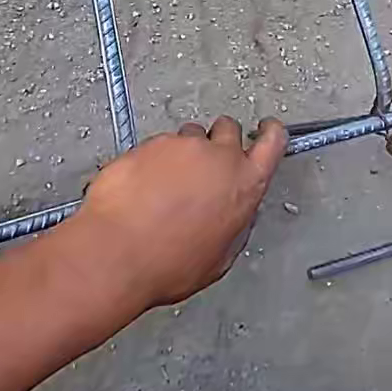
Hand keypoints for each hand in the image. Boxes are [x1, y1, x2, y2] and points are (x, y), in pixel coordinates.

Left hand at [68, 116, 286, 307]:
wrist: (119, 250)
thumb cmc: (165, 262)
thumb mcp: (218, 256)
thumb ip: (232, 224)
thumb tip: (228, 218)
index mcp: (245, 185)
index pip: (272, 143)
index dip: (271, 132)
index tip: (267, 128)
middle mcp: (217, 157)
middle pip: (228, 128)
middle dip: (219, 140)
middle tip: (206, 162)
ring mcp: (182, 146)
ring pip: (189, 135)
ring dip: (183, 152)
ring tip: (166, 183)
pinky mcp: (150, 144)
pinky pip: (157, 145)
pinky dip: (153, 160)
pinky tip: (143, 186)